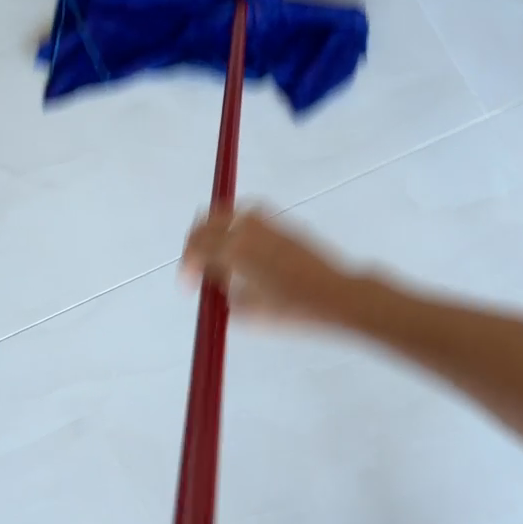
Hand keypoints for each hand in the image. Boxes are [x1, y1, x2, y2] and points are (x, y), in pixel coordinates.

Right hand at [180, 208, 362, 327]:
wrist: (336, 297)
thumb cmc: (294, 310)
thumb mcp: (248, 312)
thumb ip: (224, 295)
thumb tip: (217, 285)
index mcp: (235, 251)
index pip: (196, 248)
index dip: (186, 267)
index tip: (188, 285)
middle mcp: (248, 230)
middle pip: (207, 222)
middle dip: (195, 242)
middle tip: (195, 263)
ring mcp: (268, 224)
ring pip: (229, 211)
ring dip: (215, 228)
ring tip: (216, 250)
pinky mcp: (284, 225)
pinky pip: (250, 215)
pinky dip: (237, 225)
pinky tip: (242, 246)